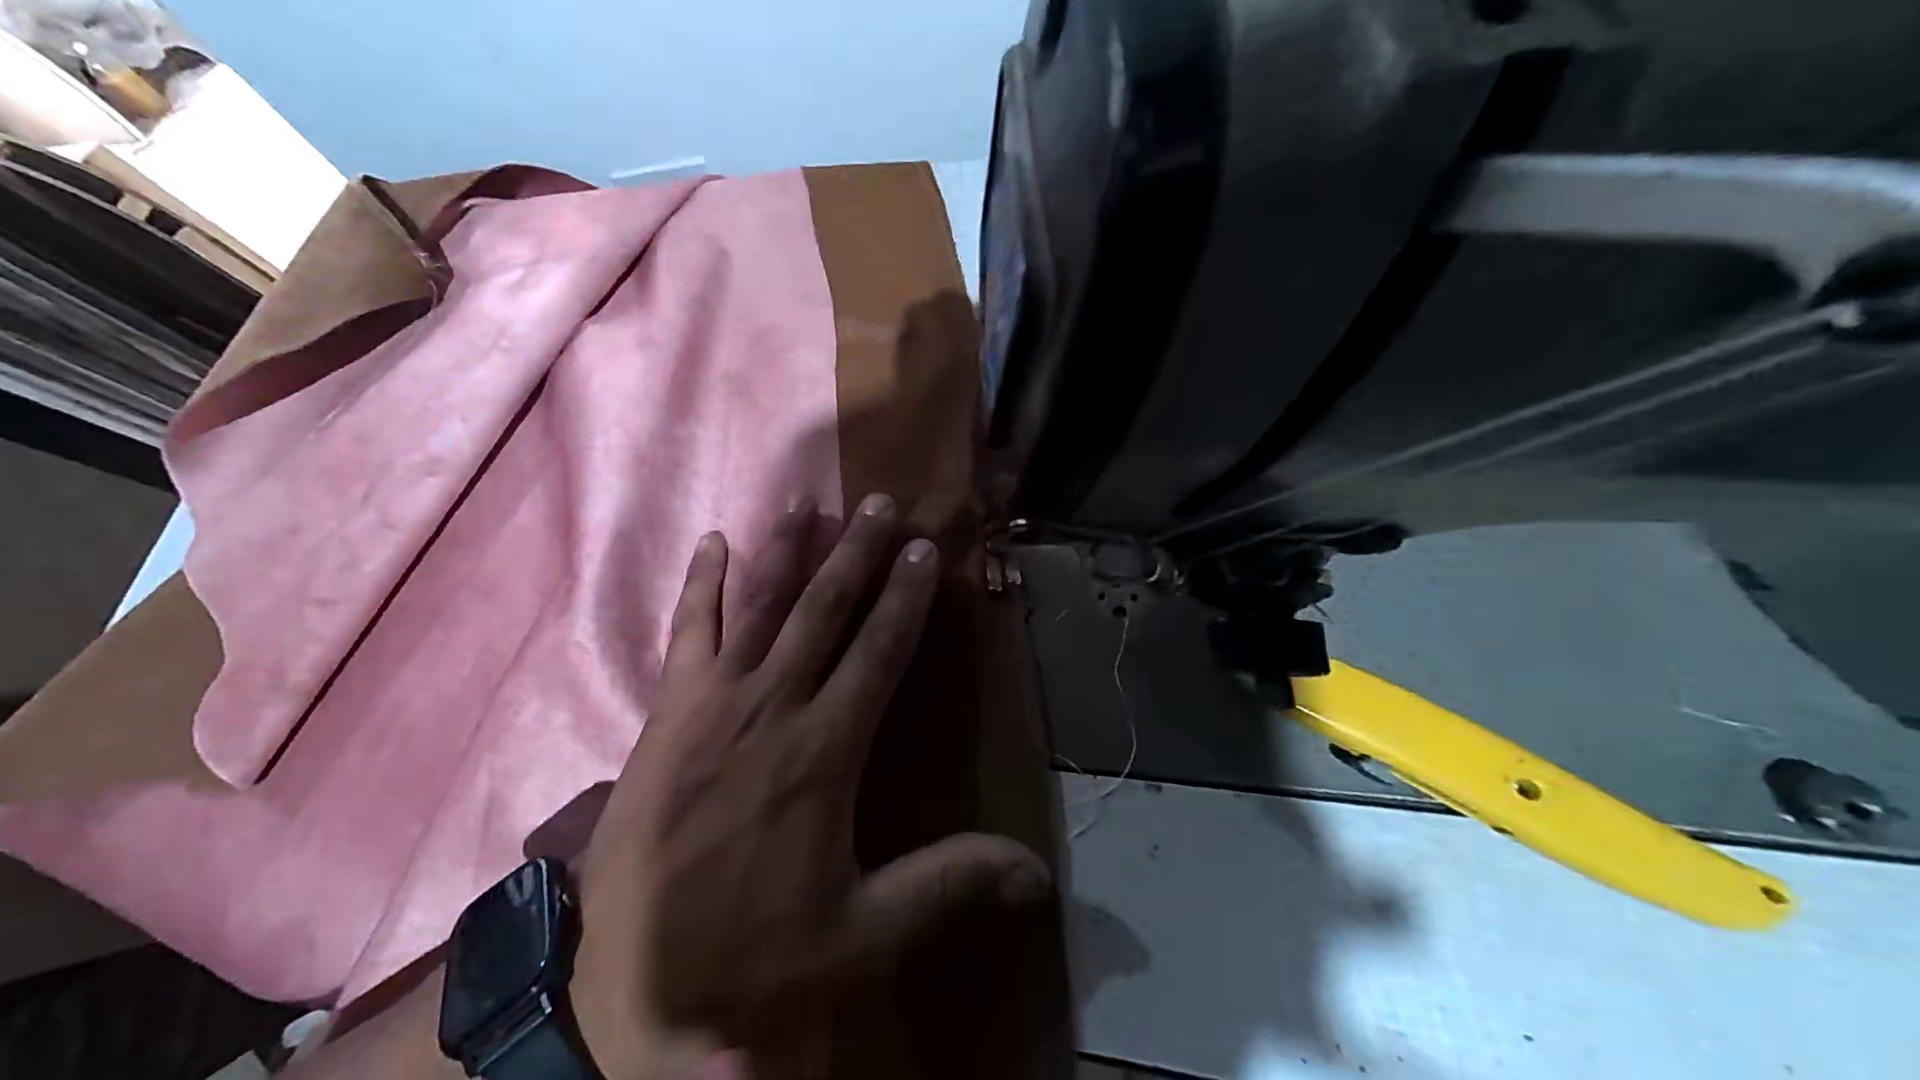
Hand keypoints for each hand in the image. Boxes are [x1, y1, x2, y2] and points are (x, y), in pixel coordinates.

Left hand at [570, 495, 1052, 1077]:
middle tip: (880, 501)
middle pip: (824, 611)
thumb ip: (949, 886)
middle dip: (856, 553)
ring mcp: (713, 703)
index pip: (879, 651)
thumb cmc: (756, 952)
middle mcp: (773, 707)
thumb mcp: (863, 932)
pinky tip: (712, 543)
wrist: (628, 982)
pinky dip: (700, 585)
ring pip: (759, 608)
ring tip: (807, 500)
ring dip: (786, 551)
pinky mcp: (666, 713)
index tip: (924, 548)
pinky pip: (686, 633)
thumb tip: (1040, 873)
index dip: (905, 597)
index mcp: (826, 750)